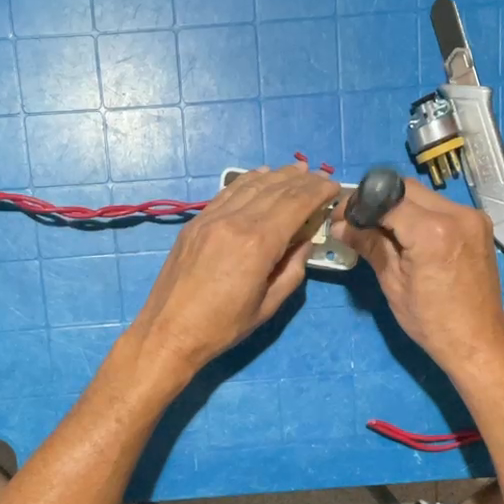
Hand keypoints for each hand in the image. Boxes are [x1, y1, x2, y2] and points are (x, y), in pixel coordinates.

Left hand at [128, 163, 338, 375]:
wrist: (169, 331)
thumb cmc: (222, 327)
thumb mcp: (268, 306)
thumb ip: (292, 270)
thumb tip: (305, 242)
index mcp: (258, 243)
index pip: (296, 204)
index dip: (318, 192)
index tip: (334, 187)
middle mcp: (235, 221)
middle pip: (276, 189)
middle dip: (303, 181)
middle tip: (321, 177)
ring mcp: (212, 218)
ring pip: (251, 184)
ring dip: (278, 175)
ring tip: (297, 171)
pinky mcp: (196, 222)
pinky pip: (228, 192)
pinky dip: (249, 180)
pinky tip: (262, 177)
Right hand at [329, 179, 503, 375]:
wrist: (476, 340)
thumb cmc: (430, 321)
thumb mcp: (393, 283)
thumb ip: (370, 246)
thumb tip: (341, 227)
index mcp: (432, 232)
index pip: (387, 199)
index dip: (360, 204)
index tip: (341, 217)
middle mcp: (457, 214)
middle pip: (407, 189)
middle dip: (378, 201)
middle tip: (357, 221)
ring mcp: (473, 217)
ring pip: (425, 196)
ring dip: (399, 207)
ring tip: (381, 231)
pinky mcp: (479, 224)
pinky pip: (442, 208)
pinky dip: (420, 215)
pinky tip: (408, 237)